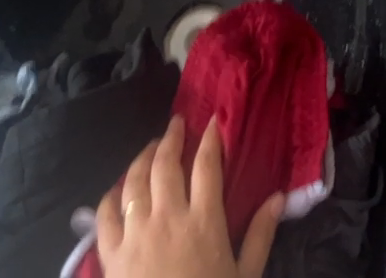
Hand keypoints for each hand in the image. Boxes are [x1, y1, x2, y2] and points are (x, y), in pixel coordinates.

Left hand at [96, 116, 283, 277]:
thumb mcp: (245, 275)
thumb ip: (261, 234)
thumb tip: (280, 196)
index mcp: (204, 221)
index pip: (207, 165)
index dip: (210, 138)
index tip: (212, 122)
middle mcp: (168, 218)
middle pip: (166, 164)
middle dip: (172, 138)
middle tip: (177, 124)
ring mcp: (136, 235)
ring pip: (134, 181)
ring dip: (143, 158)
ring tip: (151, 148)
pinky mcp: (111, 256)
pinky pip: (106, 214)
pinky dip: (112, 194)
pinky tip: (119, 188)